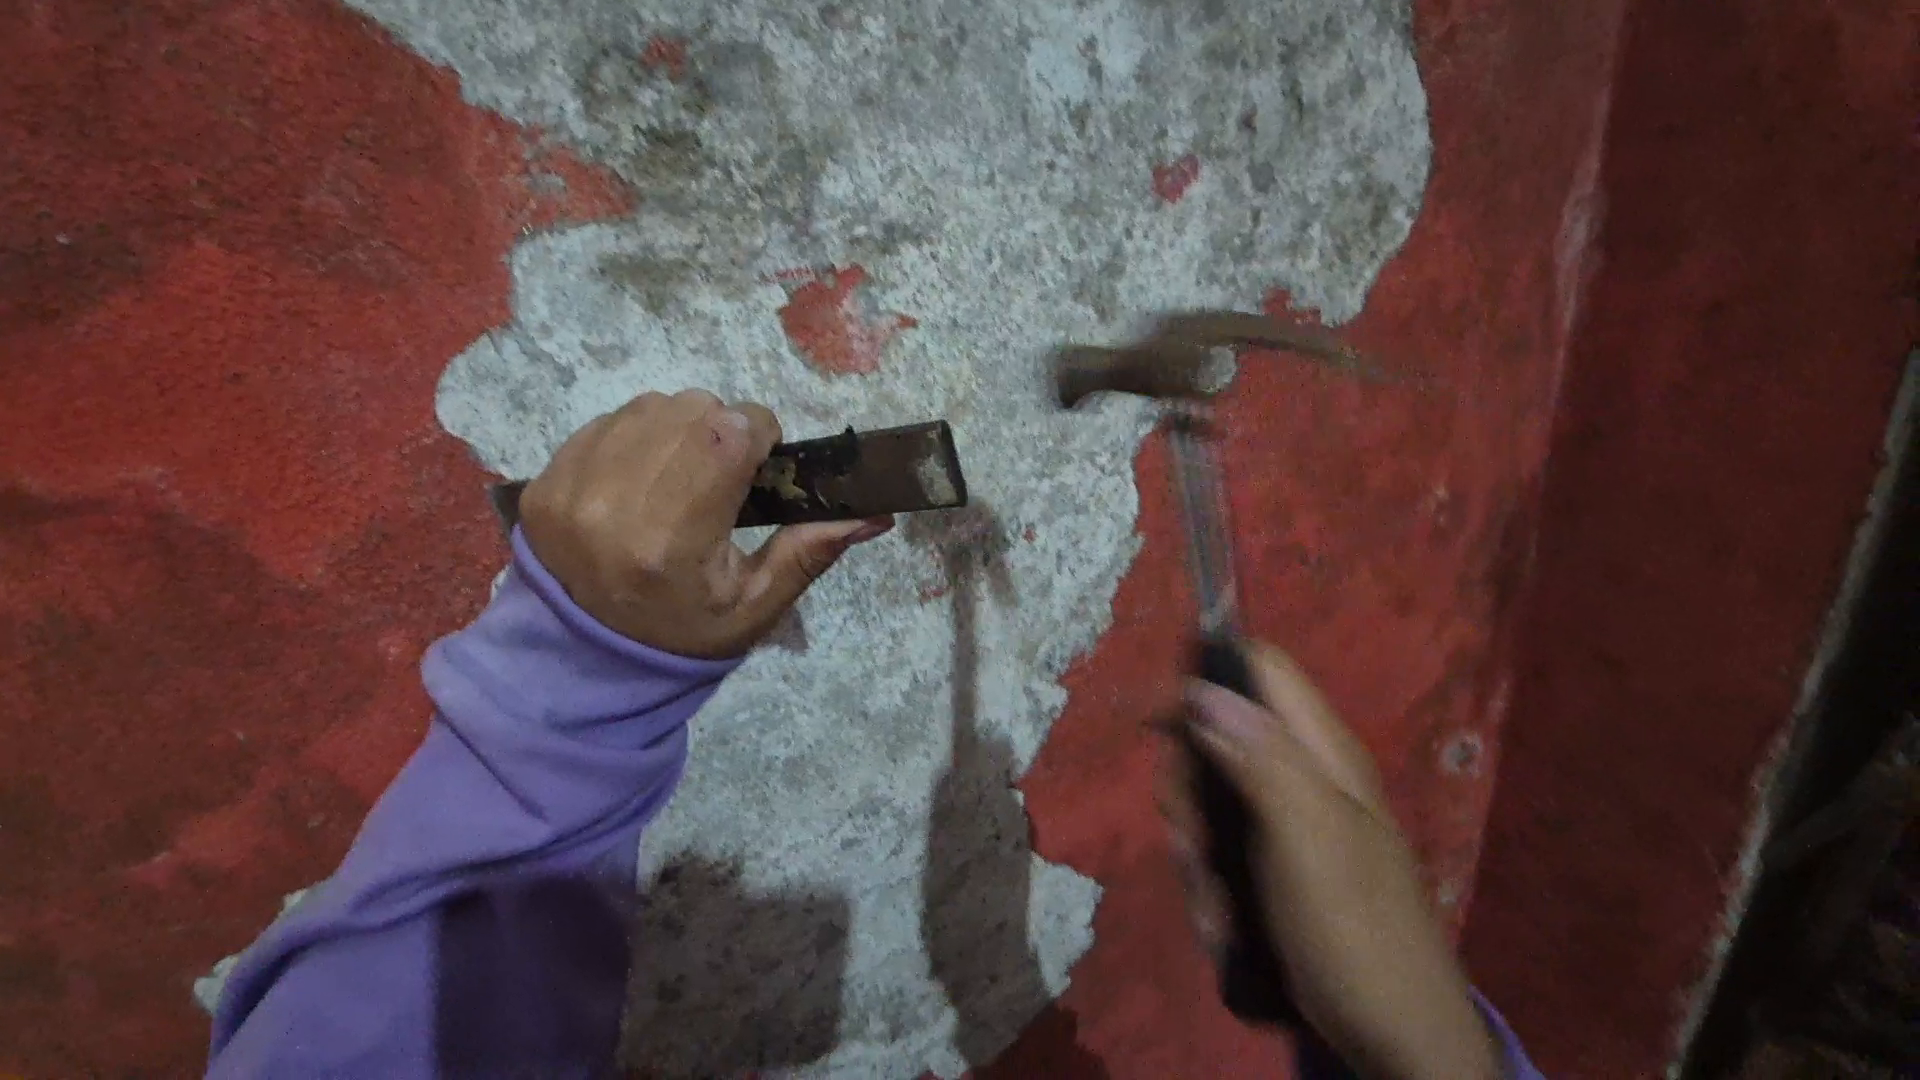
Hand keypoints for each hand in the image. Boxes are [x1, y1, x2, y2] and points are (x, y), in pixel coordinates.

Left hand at [518, 389, 892, 657]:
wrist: (584, 660)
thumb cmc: (684, 634)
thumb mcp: (756, 606)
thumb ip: (811, 553)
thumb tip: (877, 514)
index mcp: (672, 539)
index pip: (728, 432)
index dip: (759, 431)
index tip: (763, 458)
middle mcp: (614, 502)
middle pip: (693, 409)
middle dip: (724, 427)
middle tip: (726, 470)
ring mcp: (571, 486)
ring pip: (651, 405)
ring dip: (682, 425)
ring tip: (685, 473)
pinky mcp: (545, 478)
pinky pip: (610, 419)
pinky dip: (640, 434)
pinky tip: (645, 476)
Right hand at [1159, 642, 1501, 1079]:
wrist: (1398, 1045)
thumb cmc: (1356, 933)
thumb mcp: (1308, 837)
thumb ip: (1260, 756)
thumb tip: (1201, 688)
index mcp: (1320, 751)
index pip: (1259, 667)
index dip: (1205, 677)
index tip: (1161, 727)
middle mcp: (1299, 773)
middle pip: (1212, 735)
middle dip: (1187, 791)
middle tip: (1193, 842)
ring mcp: (1283, 820)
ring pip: (1205, 798)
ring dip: (1194, 850)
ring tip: (1216, 903)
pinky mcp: (1270, 863)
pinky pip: (1215, 848)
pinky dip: (1207, 883)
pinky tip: (1224, 924)